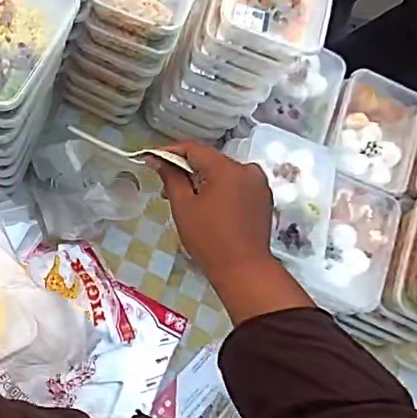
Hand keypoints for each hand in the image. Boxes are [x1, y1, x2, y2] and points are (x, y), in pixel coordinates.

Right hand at [147, 142, 312, 322]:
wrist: (244, 268)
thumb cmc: (209, 239)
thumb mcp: (184, 207)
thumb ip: (171, 178)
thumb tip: (157, 159)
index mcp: (226, 169)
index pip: (194, 149)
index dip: (171, 151)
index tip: (153, 158)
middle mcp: (247, 169)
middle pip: (211, 160)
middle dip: (188, 169)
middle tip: (167, 186)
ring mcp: (258, 183)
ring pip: (224, 172)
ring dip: (205, 180)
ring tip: (188, 200)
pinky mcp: (263, 196)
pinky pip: (237, 184)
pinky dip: (221, 189)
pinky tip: (211, 207)